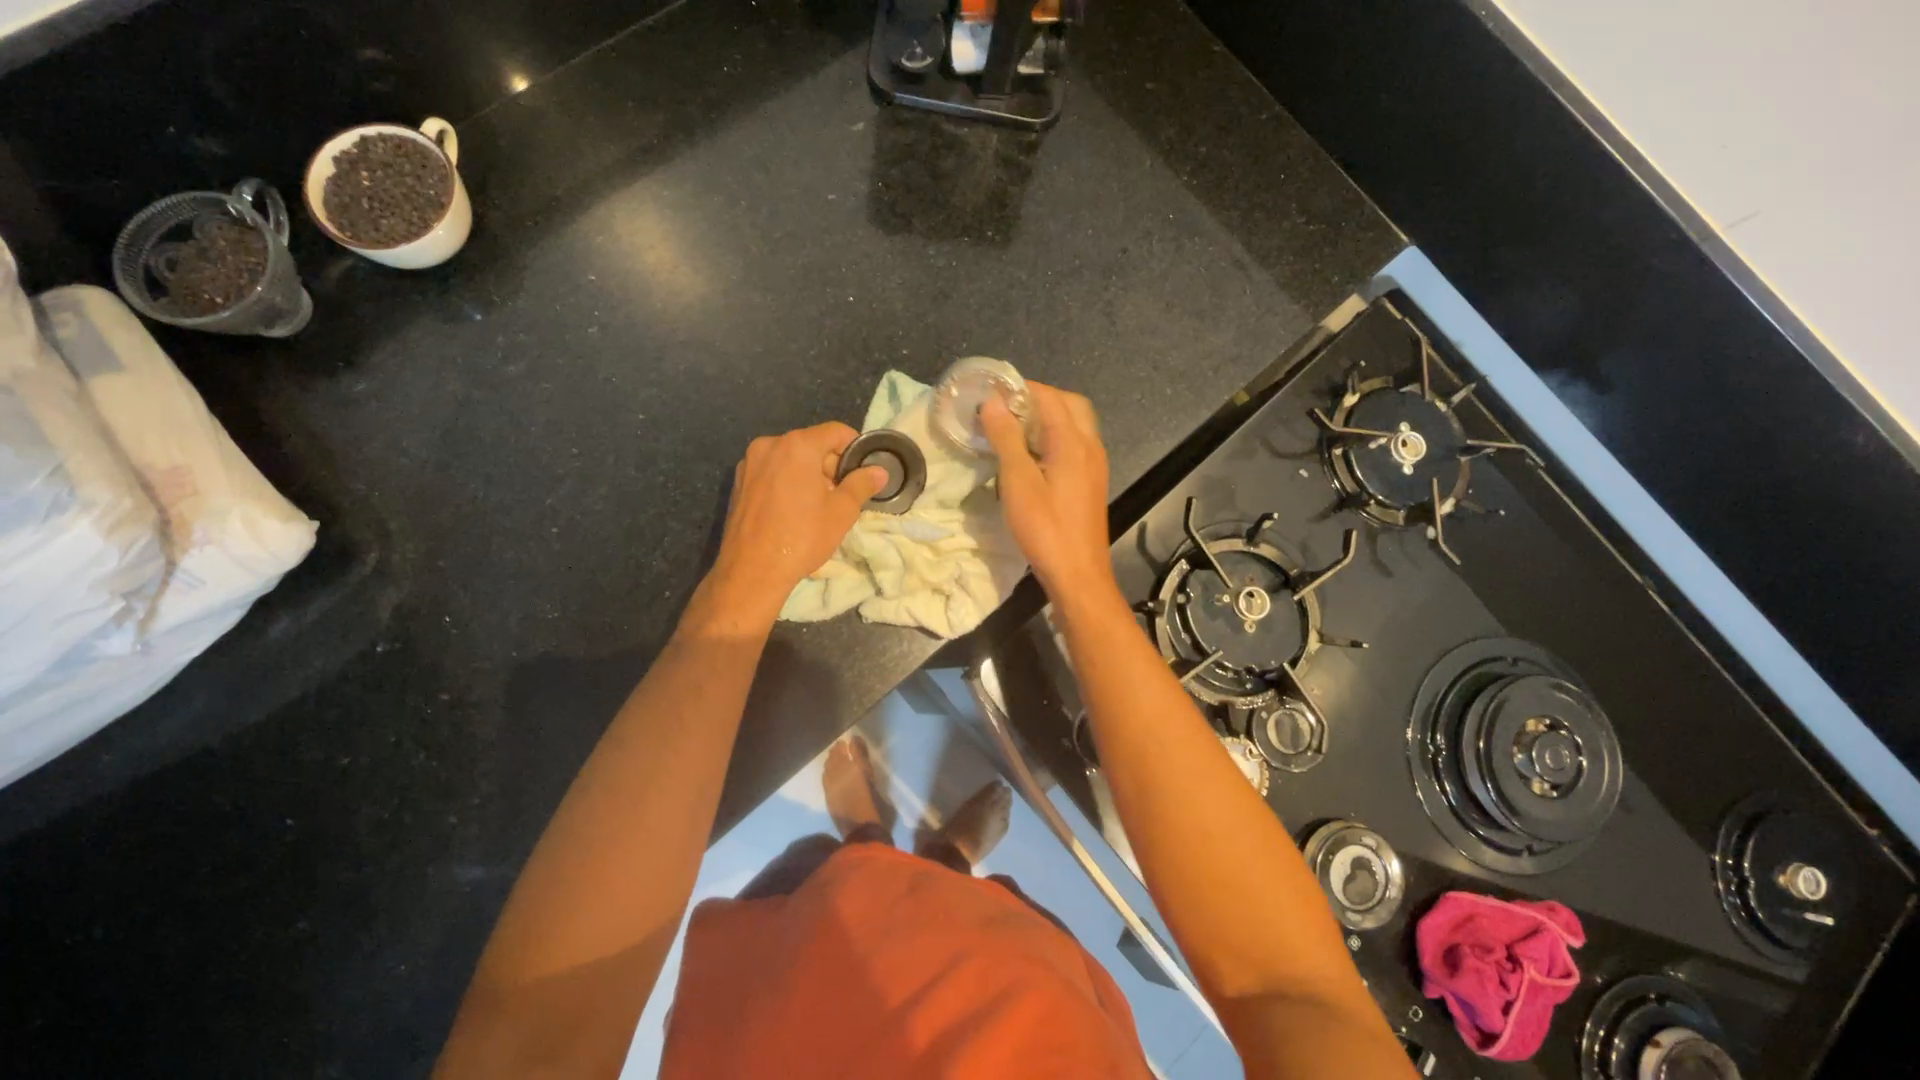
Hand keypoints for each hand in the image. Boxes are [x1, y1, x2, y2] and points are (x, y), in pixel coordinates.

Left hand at [696, 422, 887, 629]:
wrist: (752, 570)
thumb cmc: (802, 537)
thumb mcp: (842, 512)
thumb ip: (862, 484)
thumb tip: (879, 471)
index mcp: (797, 445)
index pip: (836, 432)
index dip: (855, 448)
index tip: (863, 472)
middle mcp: (770, 445)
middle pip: (811, 444)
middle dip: (830, 465)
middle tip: (842, 495)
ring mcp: (749, 463)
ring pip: (790, 458)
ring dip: (808, 474)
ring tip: (816, 506)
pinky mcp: (738, 482)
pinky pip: (772, 472)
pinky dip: (787, 482)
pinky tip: (792, 510)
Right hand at [981, 383, 1119, 603]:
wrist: (1078, 574)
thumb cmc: (1045, 528)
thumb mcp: (1018, 482)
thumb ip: (1006, 438)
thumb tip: (993, 401)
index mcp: (1073, 442)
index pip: (1049, 397)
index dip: (1020, 389)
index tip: (991, 391)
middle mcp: (1090, 446)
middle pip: (1070, 405)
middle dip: (1040, 398)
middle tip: (1007, 407)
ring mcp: (1094, 465)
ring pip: (1076, 425)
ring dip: (1048, 417)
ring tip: (1014, 428)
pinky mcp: (1091, 482)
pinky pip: (1076, 445)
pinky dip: (1055, 437)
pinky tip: (1031, 455)